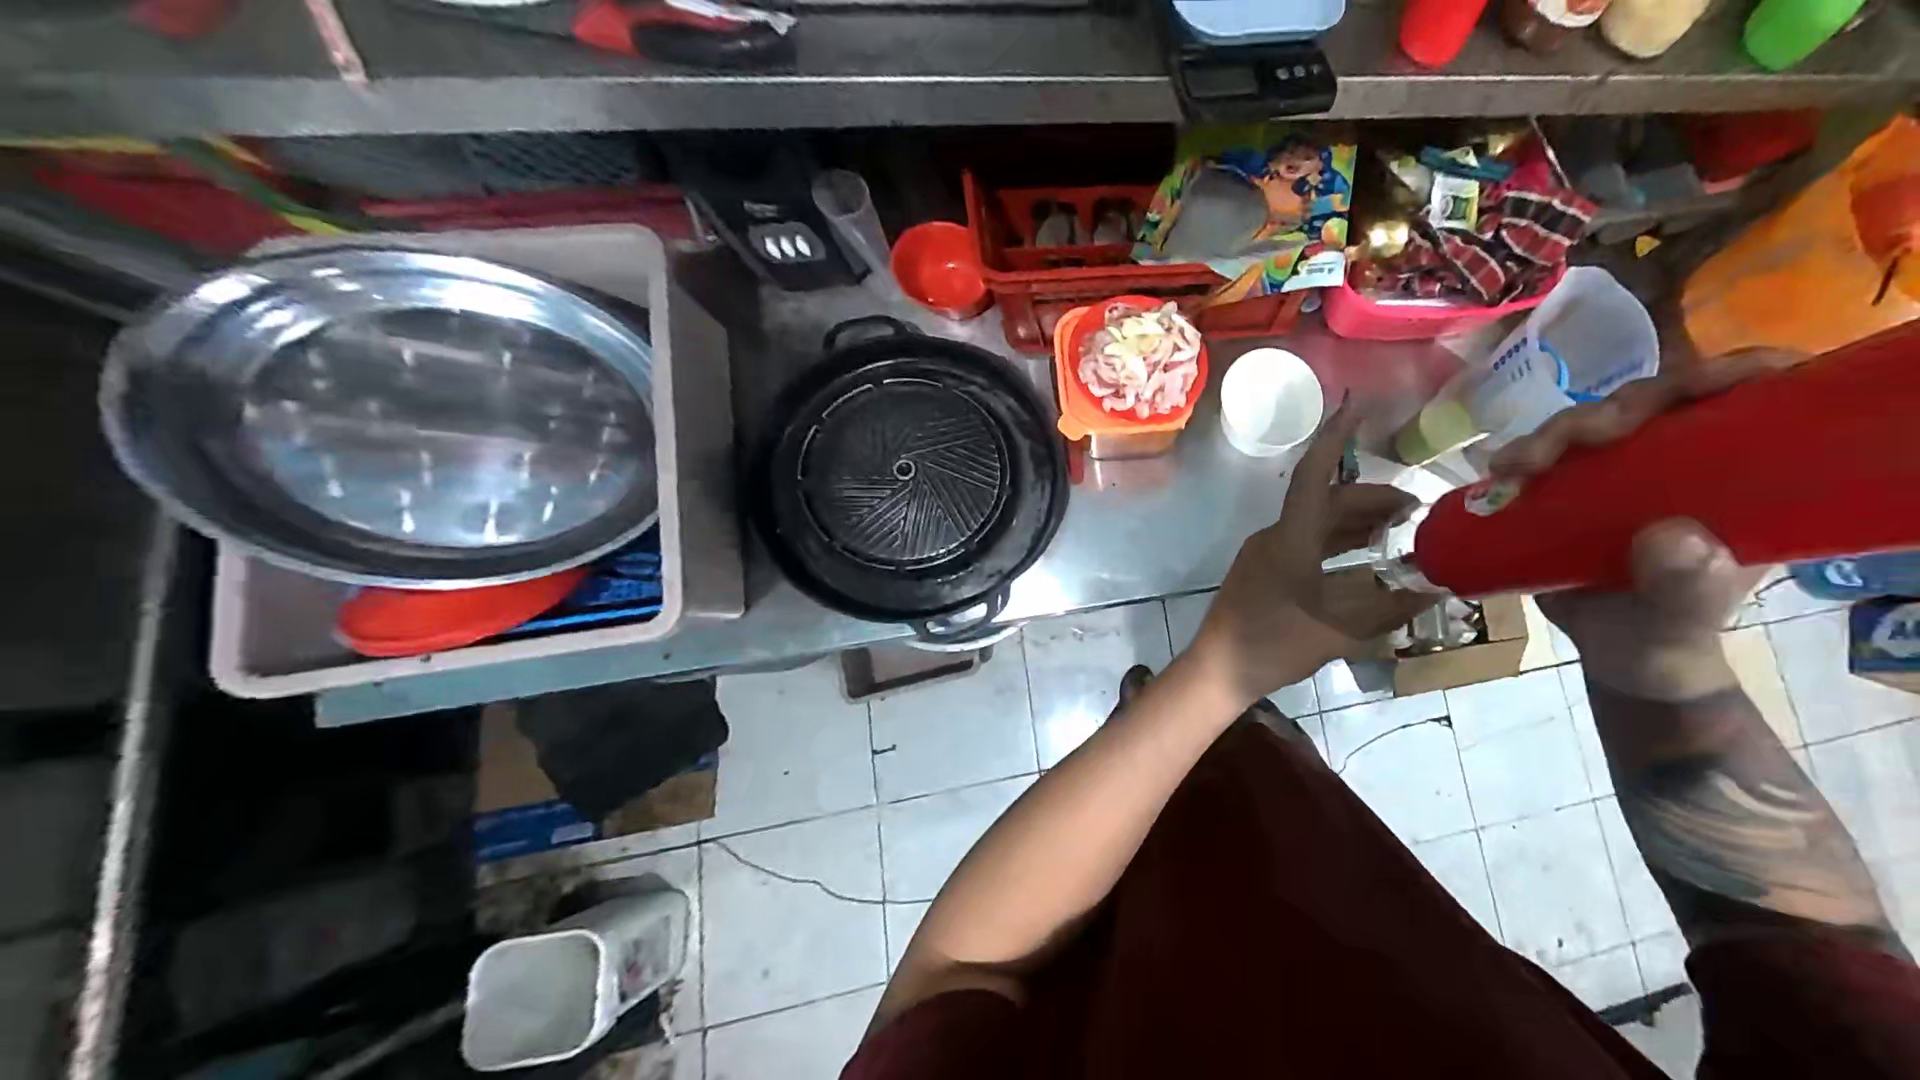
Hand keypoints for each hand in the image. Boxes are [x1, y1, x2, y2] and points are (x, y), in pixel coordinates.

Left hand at [1187, 401, 1435, 707]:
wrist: (1219, 669)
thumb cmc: (1274, 644)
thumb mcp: (1341, 630)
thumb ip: (1391, 607)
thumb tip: (1437, 588)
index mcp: (1289, 539)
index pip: (1313, 476)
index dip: (1335, 438)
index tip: (1356, 405)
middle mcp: (1274, 537)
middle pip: (1324, 502)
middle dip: (1370, 499)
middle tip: (1417, 511)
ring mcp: (1264, 553)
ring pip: (1315, 523)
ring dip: (1354, 521)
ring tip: (1400, 528)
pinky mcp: (1262, 571)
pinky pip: (1304, 542)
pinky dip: (1336, 541)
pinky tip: (1364, 555)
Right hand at [1493, 355, 1791, 700]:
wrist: (1614, 654)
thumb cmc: (1667, 635)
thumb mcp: (1685, 617)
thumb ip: (1685, 585)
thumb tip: (1669, 534)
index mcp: (1740, 479)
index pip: (1750, 399)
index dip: (1722, 375)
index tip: (1684, 387)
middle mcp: (1682, 462)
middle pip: (1651, 403)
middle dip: (1605, 412)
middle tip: (1568, 442)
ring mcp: (1621, 473)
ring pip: (1589, 424)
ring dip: (1549, 435)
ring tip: (1511, 467)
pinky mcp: (1568, 488)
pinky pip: (1542, 455)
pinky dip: (1516, 456)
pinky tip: (1494, 472)